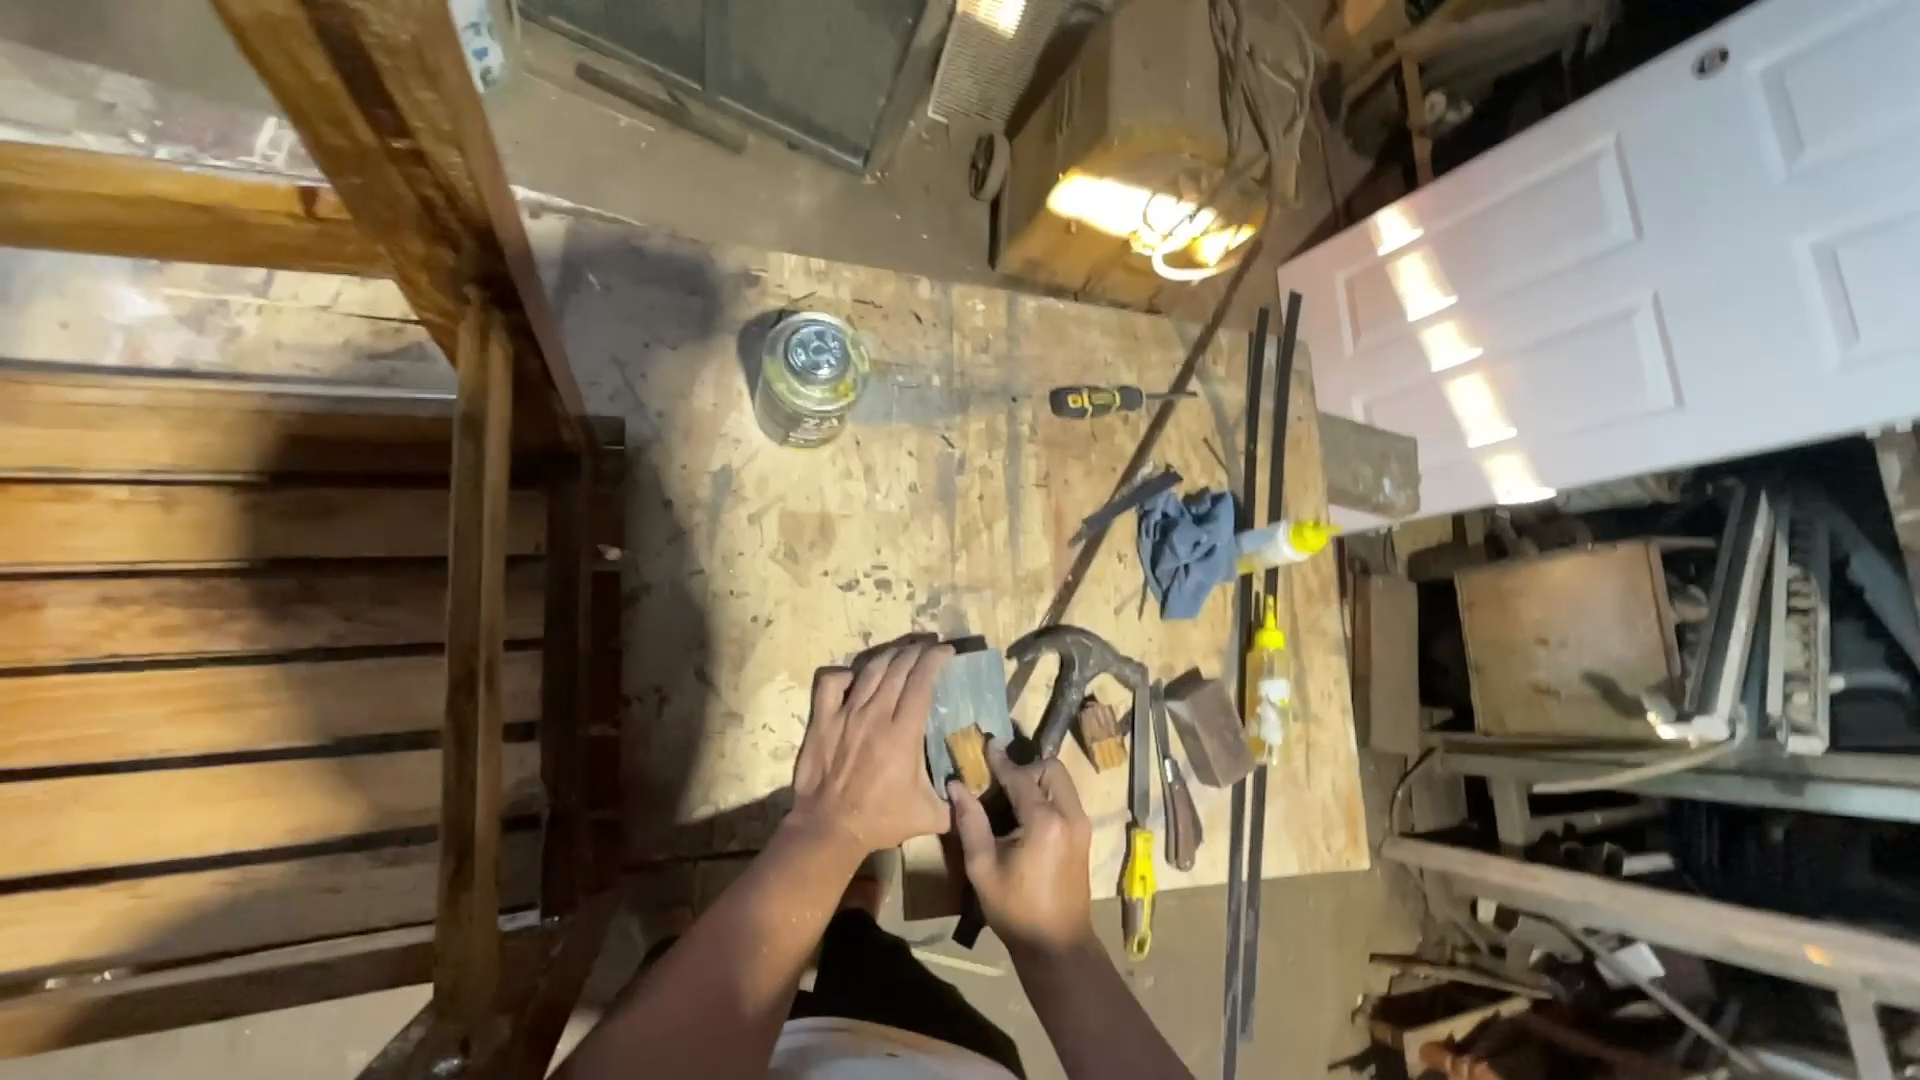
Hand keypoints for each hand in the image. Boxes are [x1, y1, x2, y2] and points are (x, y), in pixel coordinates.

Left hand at [789, 640, 954, 854]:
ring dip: (889, 656)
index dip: (935, 660)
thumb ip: (956, 805)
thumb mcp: (929, 817)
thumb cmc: (881, 820)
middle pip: (898, 668)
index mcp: (903, 733)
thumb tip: (973, 794)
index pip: (922, 681)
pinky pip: (831, 683)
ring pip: (870, 670)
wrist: (830, 827)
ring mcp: (846, 714)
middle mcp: (876, 715)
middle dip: (917, 651)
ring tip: (902, 651)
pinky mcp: (823, 719)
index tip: (946, 651)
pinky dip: (845, 674)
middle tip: (928, 647)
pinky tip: (856, 677)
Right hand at [949, 741, 1095, 957]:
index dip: (1000, 761)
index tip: (986, 745)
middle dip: (1026, 768)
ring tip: (1010, 798)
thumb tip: (956, 786)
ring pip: (1062, 782)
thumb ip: (971, 822)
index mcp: (1044, 822)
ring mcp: (1082, 825)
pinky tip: (1025, 815)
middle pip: (1051, 769)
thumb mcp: (983, 868)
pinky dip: (1048, 795)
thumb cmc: (1015, 910)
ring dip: (1038, 780)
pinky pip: (1066, 798)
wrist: (1057, 945)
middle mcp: (1070, 816)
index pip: (1021, 777)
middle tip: (1000, 783)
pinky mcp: (1084, 835)